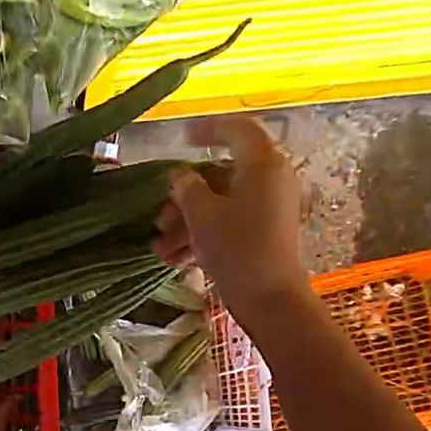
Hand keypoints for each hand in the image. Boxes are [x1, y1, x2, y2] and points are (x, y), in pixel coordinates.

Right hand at [152, 116, 309, 321]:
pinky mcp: (265, 234)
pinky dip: (204, 236)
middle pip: (221, 176)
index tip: (182, 139)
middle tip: (160, 220)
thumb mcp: (203, 216)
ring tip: (161, 249)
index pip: (237, 130)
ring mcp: (269, 209)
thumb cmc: (237, 250)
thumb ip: (187, 189)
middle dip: (184, 199)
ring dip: (188, 223)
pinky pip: (230, 224)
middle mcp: (270, 181)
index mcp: (262, 165)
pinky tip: (176, 259)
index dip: (207, 130)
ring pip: (221, 204)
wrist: (270, 300)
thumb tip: (180, 176)